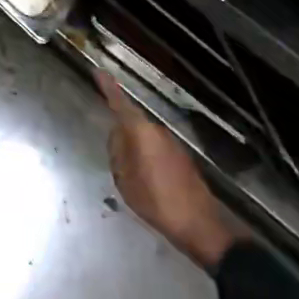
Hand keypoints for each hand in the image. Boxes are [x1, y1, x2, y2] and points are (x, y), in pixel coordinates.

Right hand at [96, 70, 239, 269]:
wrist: (201, 227)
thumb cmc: (156, 201)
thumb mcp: (124, 179)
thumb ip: (117, 153)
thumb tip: (118, 137)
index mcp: (141, 133)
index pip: (120, 103)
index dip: (108, 87)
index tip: (97, 71)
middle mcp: (158, 132)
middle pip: (130, 124)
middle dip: (120, 138)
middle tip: (117, 166)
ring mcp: (172, 145)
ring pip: (143, 139)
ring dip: (135, 153)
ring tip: (134, 182)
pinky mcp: (182, 159)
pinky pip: (155, 150)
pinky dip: (147, 161)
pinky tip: (150, 187)